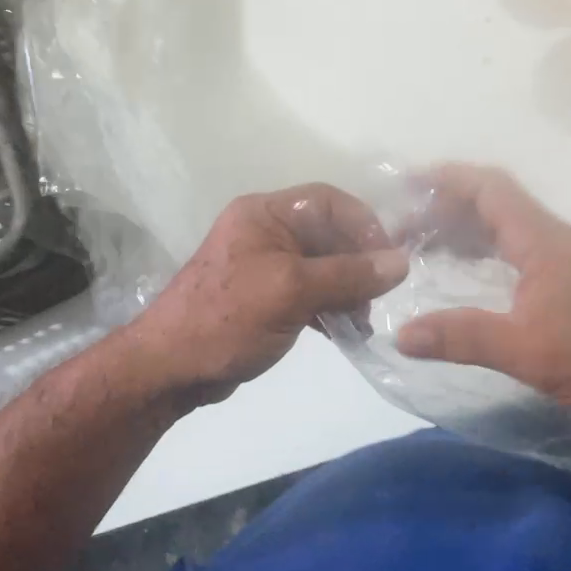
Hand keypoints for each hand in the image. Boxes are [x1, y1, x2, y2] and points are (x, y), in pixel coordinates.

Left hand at [128, 185, 407, 406]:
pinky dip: (329, 307)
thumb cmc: (227, 319)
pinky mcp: (264, 297)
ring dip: (347, 290)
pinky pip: (309, 291)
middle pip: (327, 234)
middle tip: (377, 300)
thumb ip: (348, 274)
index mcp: (263, 213)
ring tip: (361, 323)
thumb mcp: (292, 291)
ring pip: (322, 266)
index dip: (363, 224)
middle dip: (357, 264)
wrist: (170, 369)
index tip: (390, 259)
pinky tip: (343, 332)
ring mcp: (263, 264)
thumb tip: (400, 262)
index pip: (327, 201)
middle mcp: (264, 231)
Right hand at [394, 165, 570, 424]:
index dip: (446, 178)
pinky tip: (467, 275)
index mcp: (542, 240)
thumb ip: (463, 338)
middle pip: (494, 201)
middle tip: (402, 226)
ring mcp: (566, 259)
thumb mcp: (528, 352)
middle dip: (446, 205)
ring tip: (423, 246)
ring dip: (464, 228)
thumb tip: (400, 334)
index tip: (406, 184)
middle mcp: (553, 239)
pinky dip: (484, 251)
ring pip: (505, 226)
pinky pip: (516, 249)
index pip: (490, 187)